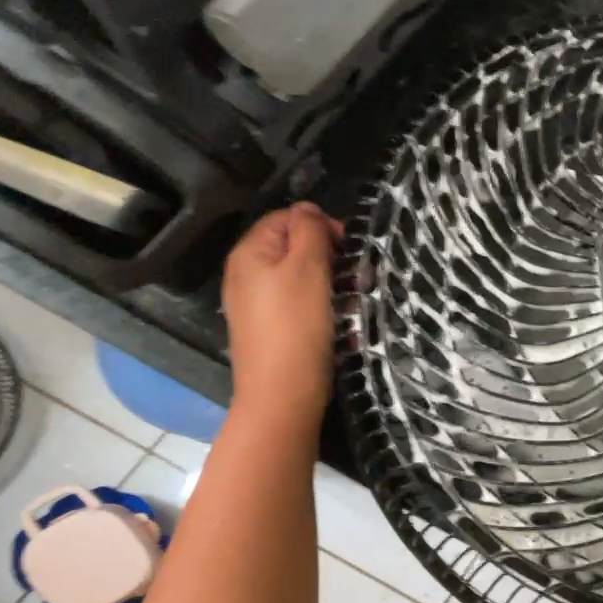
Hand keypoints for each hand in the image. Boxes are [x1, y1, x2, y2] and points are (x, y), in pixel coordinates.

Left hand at [222, 203, 343, 427]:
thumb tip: (308, 209)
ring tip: (353, 298)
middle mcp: (246, 274)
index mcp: (250, 253)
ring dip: (331, 282)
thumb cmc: (297, 326)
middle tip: (356, 274)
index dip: (321, 225)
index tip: (351, 247)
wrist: (282, 393)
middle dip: (329, 256)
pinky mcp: (271, 328)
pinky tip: (339, 320)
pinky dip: (322, 305)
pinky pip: (300, 303)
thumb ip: (309, 231)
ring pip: (301, 277)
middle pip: (293, 248)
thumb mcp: (307, 268)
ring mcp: (256, 303)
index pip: (287, 218)